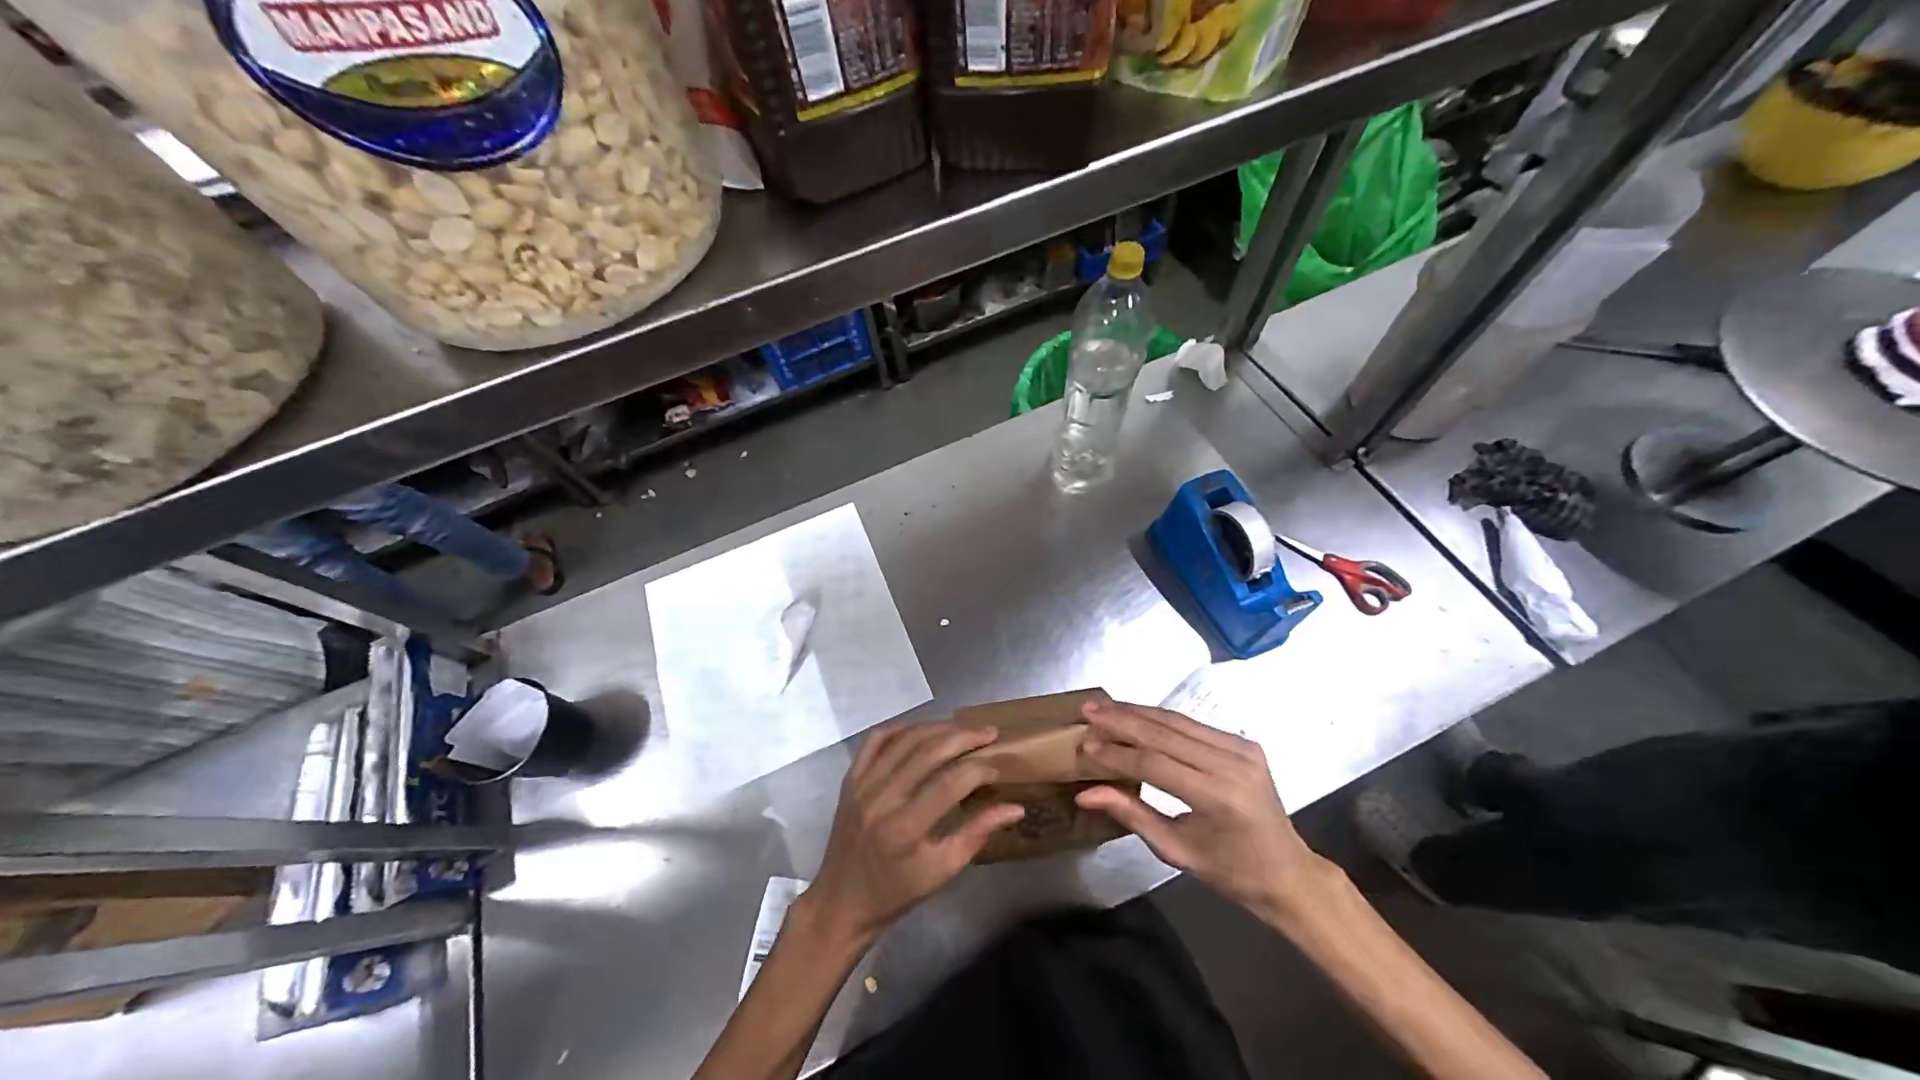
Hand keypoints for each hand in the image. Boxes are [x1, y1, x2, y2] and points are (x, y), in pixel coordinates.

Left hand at [802, 722, 1025, 946]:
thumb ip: (977, 834)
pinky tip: (922, 730)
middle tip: (989, 732)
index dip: (979, 769)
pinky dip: (900, 729)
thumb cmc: (896, 893)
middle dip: (963, 737)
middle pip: (928, 752)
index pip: (950, 783)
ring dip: (936, 728)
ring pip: (904, 740)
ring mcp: (862, 785)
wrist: (842, 901)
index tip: (998, 766)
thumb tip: (1015, 808)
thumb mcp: (941, 871)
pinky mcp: (850, 779)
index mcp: (906, 827)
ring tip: (963, 727)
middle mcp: (882, 798)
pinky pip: (875, 741)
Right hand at [1075, 700, 1332, 918]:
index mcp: (1217, 797)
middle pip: (1165, 733)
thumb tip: (1085, 793)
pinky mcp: (1245, 743)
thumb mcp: (1175, 850)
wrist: (1288, 872)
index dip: (1117, 753)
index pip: (1155, 763)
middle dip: (1122, 721)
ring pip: (1178, 721)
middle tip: (1088, 711)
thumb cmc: (1231, 871)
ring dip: (1138, 712)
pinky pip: (1194, 725)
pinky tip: (1136, 714)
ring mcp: (1242, 749)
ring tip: (1105, 707)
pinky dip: (1161, 719)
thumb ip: (1130, 814)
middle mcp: (1232, 765)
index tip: (1086, 745)